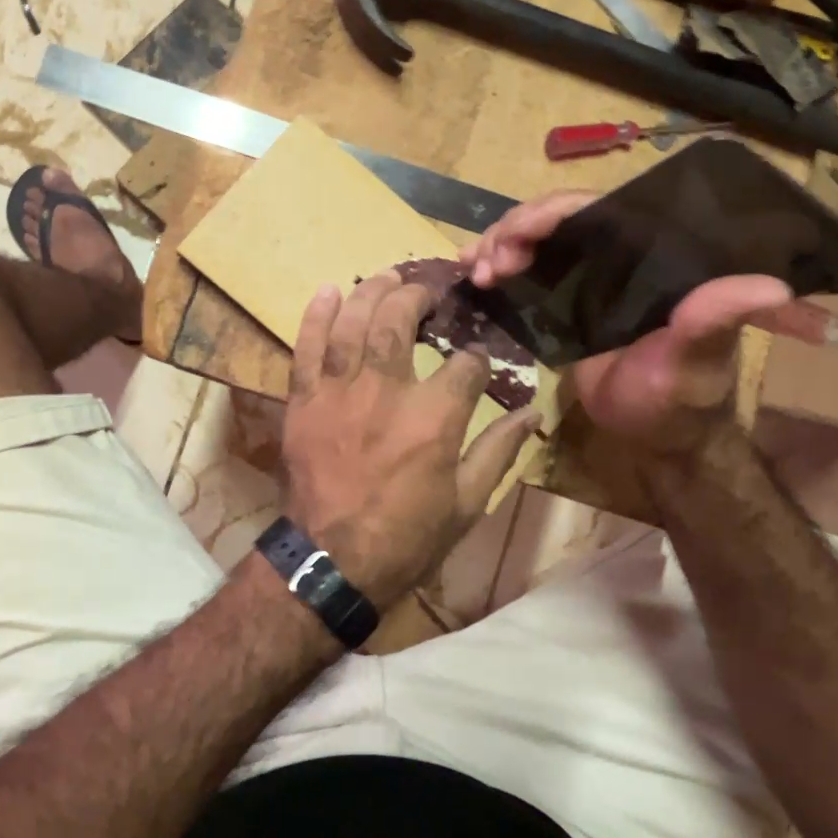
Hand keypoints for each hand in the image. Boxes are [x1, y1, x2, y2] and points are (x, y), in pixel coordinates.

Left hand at [281, 271, 541, 609]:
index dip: (476, 359)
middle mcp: (386, 391)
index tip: (477, 362)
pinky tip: (328, 291)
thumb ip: (499, 450)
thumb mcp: (468, 503)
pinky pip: (306, 347)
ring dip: (370, 292)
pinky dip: (316, 316)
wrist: (332, 562)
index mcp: (434, 417)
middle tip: (429, 290)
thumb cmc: (407, 537)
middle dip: (418, 296)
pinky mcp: (303, 401)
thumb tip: (533, 412)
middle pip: (399, 321)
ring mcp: (338, 391)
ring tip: (386, 275)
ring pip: (352, 323)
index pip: (464, 365)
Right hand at [461, 191, 791, 450]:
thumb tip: (771, 285)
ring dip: (497, 247)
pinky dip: (497, 268)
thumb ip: (716, 320)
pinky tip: (470, 278)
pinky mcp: (566, 302)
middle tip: (482, 264)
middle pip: (557, 219)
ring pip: (536, 241)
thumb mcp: (697, 362)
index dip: (548, 213)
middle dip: (512, 231)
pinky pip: (528, 271)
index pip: (595, 210)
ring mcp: (590, 277)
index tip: (510, 237)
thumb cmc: (683, 400)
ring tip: (471, 272)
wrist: (656, 439)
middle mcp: (620, 255)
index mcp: (653, 254)